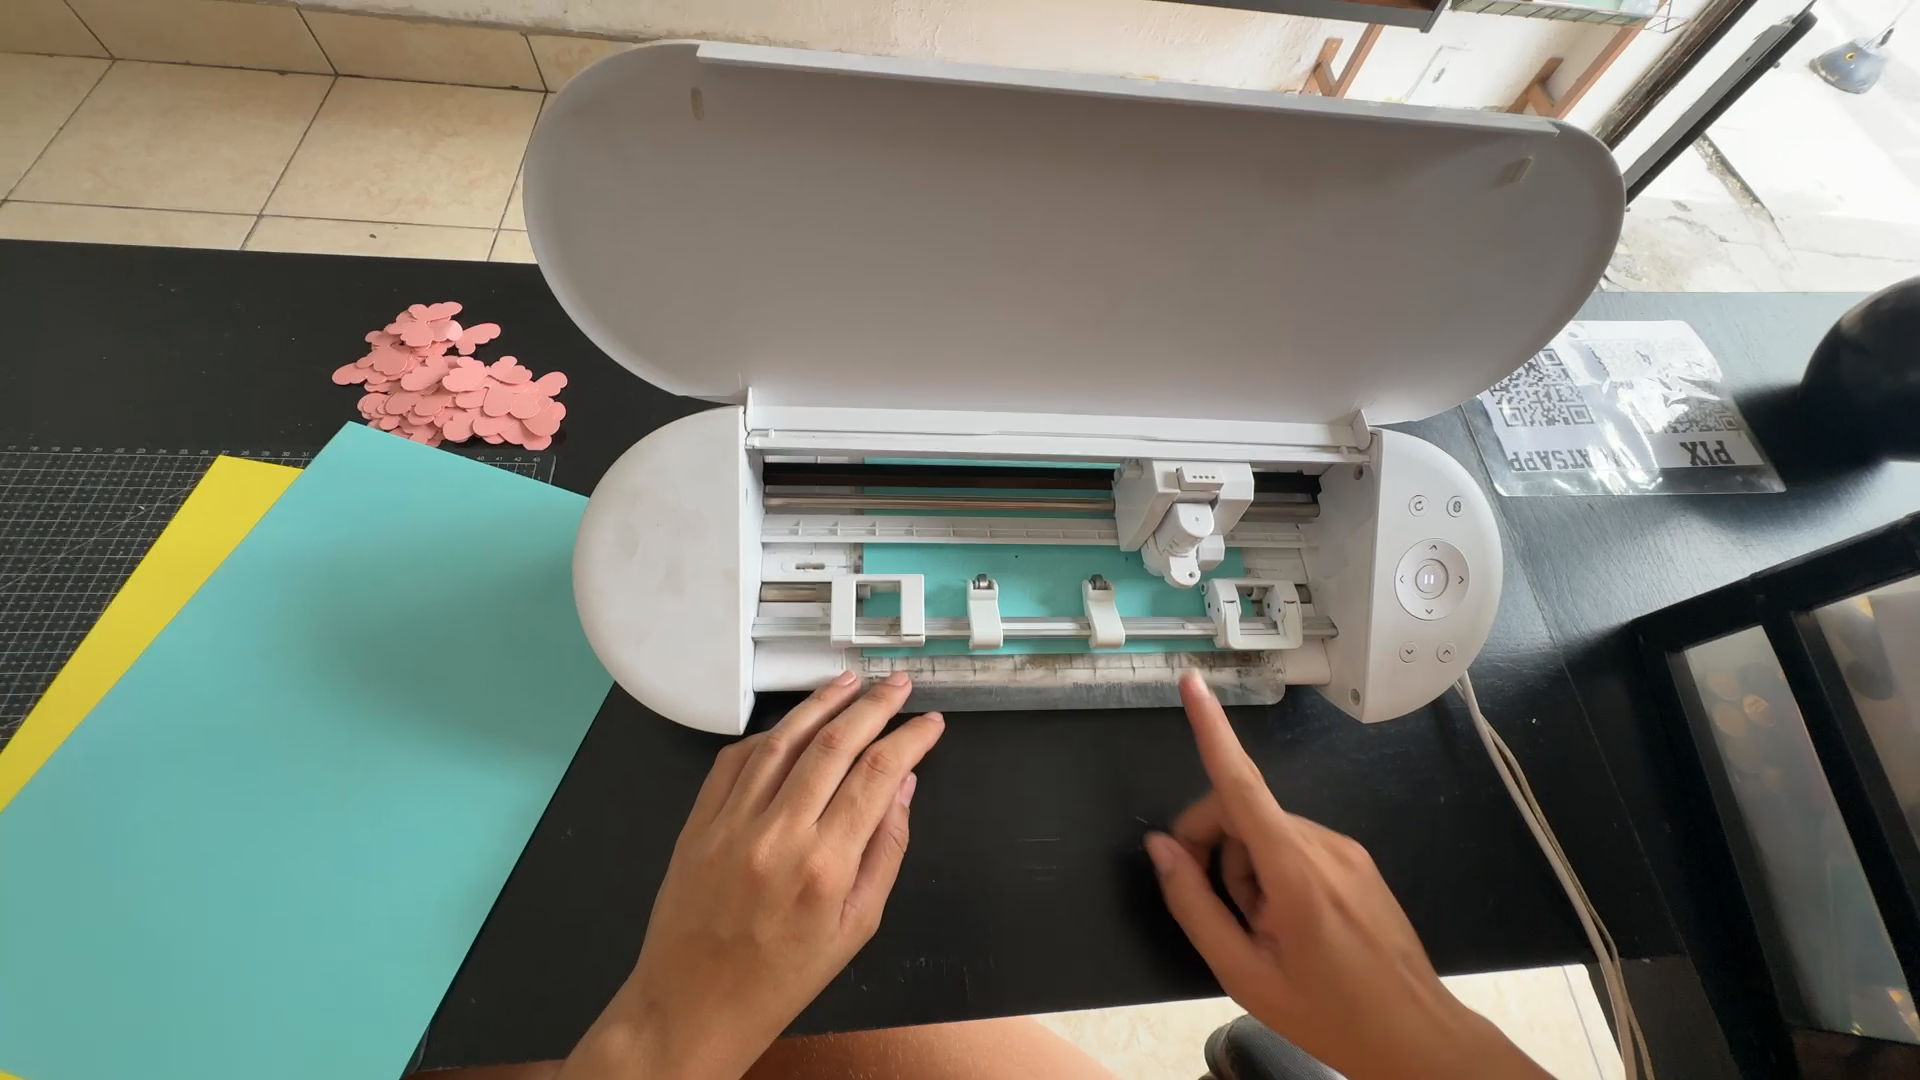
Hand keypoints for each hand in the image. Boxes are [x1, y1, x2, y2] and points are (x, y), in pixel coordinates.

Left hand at [561, 672, 944, 1079]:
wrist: (689, 1007)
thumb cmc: (781, 977)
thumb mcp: (856, 927)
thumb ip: (887, 850)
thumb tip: (904, 786)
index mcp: (824, 866)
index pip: (877, 775)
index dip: (910, 739)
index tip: (929, 724)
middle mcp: (778, 834)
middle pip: (834, 744)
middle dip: (874, 705)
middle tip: (897, 685)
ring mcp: (732, 822)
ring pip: (784, 739)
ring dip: (822, 702)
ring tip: (851, 681)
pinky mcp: (700, 820)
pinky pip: (737, 758)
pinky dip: (771, 733)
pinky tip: (793, 722)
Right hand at [1145, 672, 1548, 1079]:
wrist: (1422, 1043)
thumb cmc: (1329, 1015)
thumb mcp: (1243, 975)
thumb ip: (1193, 905)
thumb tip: (1160, 848)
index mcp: (1294, 871)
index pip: (1240, 784)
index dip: (1211, 730)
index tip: (1191, 683)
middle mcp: (1321, 843)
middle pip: (1238, 810)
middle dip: (1210, 846)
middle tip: (1214, 906)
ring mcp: (1343, 847)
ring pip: (1261, 828)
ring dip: (1241, 865)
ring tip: (1259, 926)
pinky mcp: (1354, 856)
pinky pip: (1288, 841)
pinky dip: (1267, 867)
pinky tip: (1284, 919)